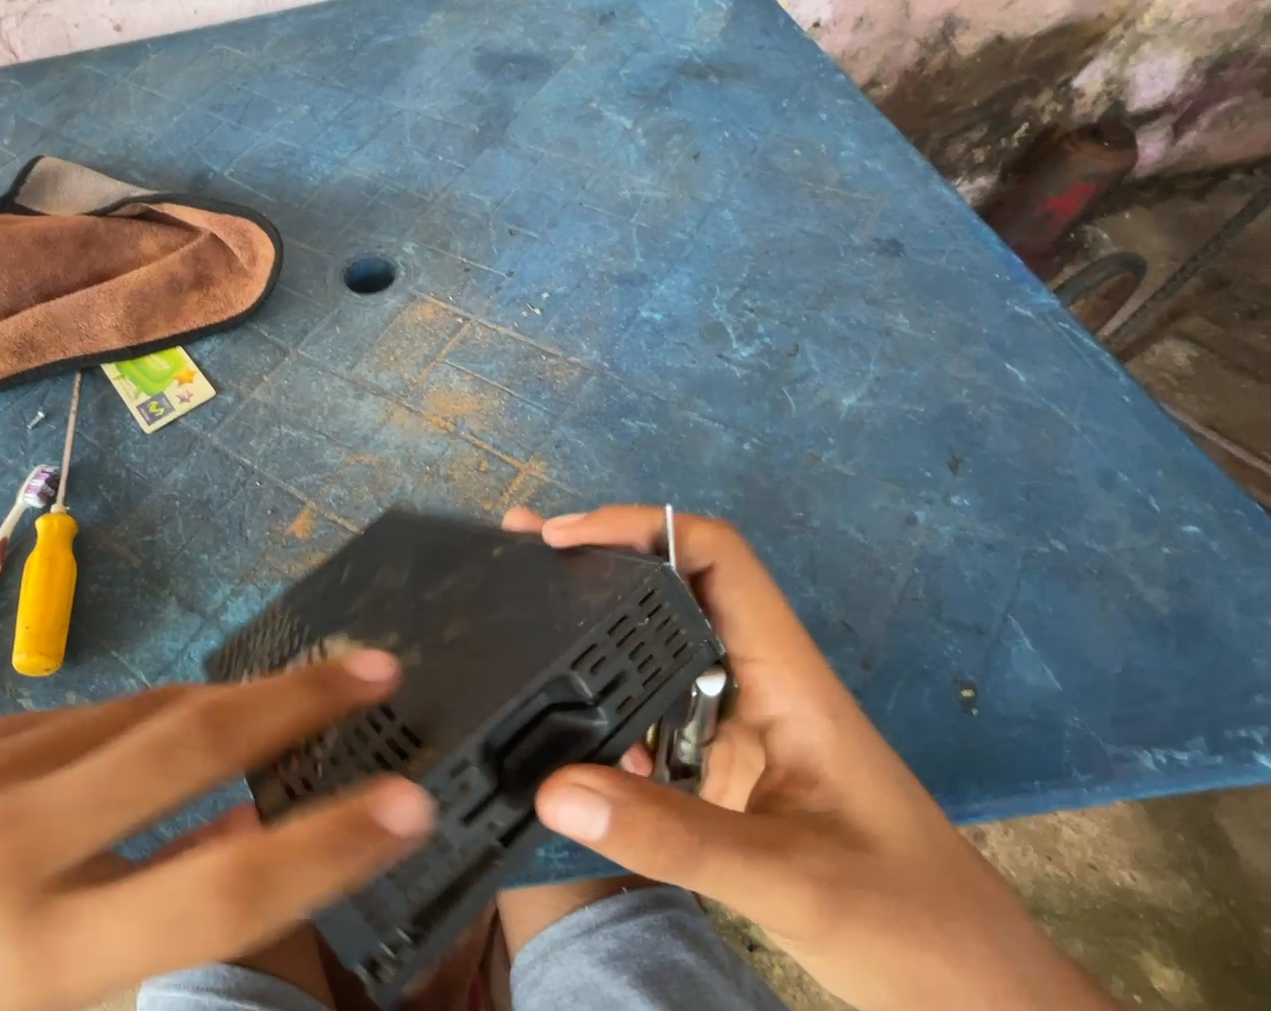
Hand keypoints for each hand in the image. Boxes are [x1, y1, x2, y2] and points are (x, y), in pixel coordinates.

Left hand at [0, 649, 434, 1010]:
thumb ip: (160, 928)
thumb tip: (243, 839)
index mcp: (49, 959)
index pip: (224, 886)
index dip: (330, 844)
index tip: (409, 803)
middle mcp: (22, 847)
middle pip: (194, 746)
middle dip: (301, 701)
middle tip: (378, 670)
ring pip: (155, 712)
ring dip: (243, 700)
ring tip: (306, 692)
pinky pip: (104, 714)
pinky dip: (168, 716)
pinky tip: (196, 726)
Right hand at [502, 506, 1113, 1010]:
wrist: (975, 994)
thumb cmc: (912, 924)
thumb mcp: (789, 881)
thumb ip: (673, 836)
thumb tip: (552, 788)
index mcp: (786, 677)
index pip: (717, 559)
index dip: (640, 527)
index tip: (561, 540)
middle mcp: (756, 685)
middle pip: (674, 591)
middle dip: (595, 563)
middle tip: (516, 559)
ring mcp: (739, 727)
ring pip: (658, 654)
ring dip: (593, 636)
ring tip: (519, 621)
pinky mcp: (724, 768)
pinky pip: (652, 716)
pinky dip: (602, 707)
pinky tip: (562, 728)